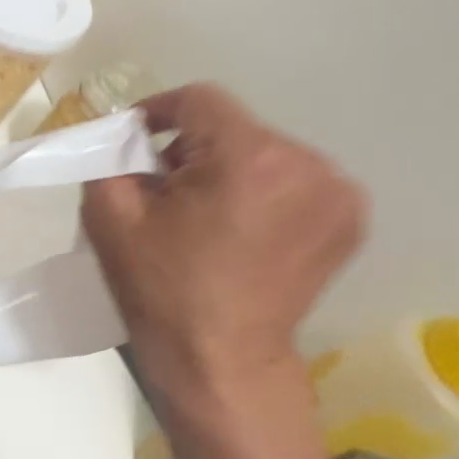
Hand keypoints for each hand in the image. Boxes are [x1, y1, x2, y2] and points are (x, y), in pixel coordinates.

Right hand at [83, 85, 366, 429]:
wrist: (220, 357)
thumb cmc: (160, 287)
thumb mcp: (109, 217)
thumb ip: (110, 160)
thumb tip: (127, 139)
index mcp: (248, 157)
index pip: (200, 101)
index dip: (159, 112)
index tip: (134, 143)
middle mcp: (308, 163)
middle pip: (235, 129)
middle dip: (195, 151)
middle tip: (163, 192)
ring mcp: (338, 193)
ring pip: (266, 154)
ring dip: (231, 171)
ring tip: (204, 215)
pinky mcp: (350, 220)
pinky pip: (295, 182)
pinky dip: (264, 194)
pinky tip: (240, 229)